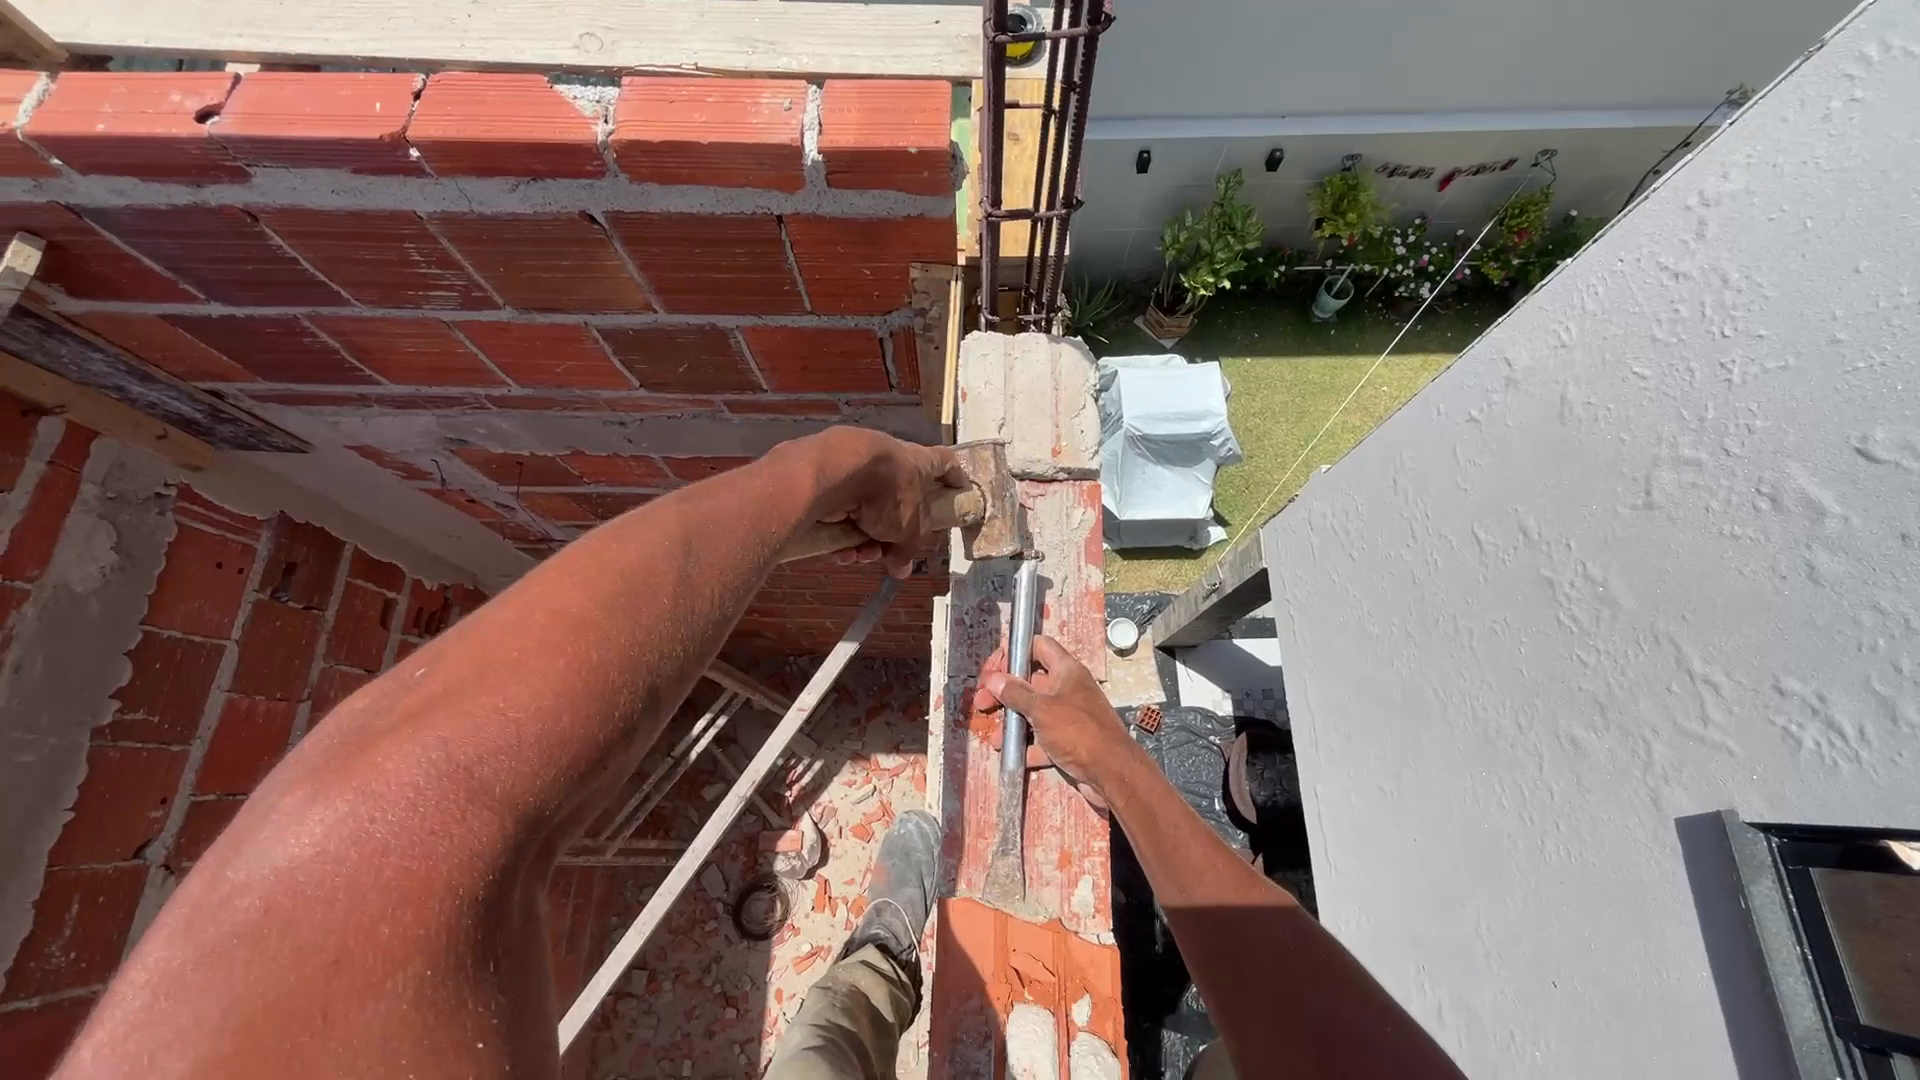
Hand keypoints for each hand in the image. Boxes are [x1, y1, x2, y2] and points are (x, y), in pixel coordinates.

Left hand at [798, 427, 965, 577]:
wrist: (837, 472)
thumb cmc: (889, 493)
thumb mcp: (910, 530)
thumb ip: (908, 550)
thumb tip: (902, 570)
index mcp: (919, 463)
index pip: (945, 463)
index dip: (954, 476)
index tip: (960, 487)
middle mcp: (889, 462)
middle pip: (898, 502)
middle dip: (892, 535)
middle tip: (889, 554)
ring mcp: (857, 470)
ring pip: (866, 514)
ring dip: (864, 542)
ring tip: (861, 555)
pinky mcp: (829, 481)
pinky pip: (841, 516)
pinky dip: (841, 536)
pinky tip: (841, 552)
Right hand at [974, 635, 1139, 808]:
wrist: (1111, 773)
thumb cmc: (1077, 731)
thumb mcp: (1041, 709)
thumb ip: (1015, 693)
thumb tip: (994, 679)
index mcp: (1066, 671)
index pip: (1038, 647)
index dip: (1014, 653)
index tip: (993, 671)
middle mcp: (1068, 689)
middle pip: (1031, 681)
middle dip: (1005, 692)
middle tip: (982, 703)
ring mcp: (1069, 716)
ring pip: (1034, 712)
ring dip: (1012, 722)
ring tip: (994, 737)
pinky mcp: (1070, 741)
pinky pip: (1042, 738)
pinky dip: (1026, 745)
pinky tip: (1010, 754)